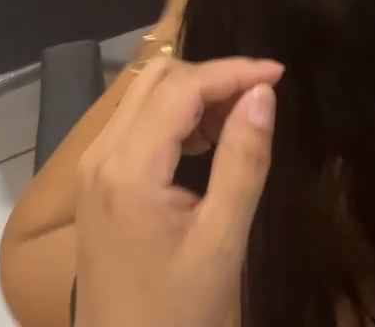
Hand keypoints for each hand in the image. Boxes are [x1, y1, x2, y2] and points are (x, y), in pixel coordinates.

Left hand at [74, 57, 283, 326]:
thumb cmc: (178, 314)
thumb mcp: (222, 243)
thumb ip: (243, 162)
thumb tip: (263, 94)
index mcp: (127, 167)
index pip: (181, 87)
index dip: (232, 71)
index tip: (279, 73)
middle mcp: (101, 153)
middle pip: (157, 78)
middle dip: (212, 77)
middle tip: (259, 99)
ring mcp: (94, 165)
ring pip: (144, 95)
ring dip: (193, 94)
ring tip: (239, 120)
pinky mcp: (97, 179)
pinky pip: (136, 121)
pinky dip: (174, 115)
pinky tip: (208, 140)